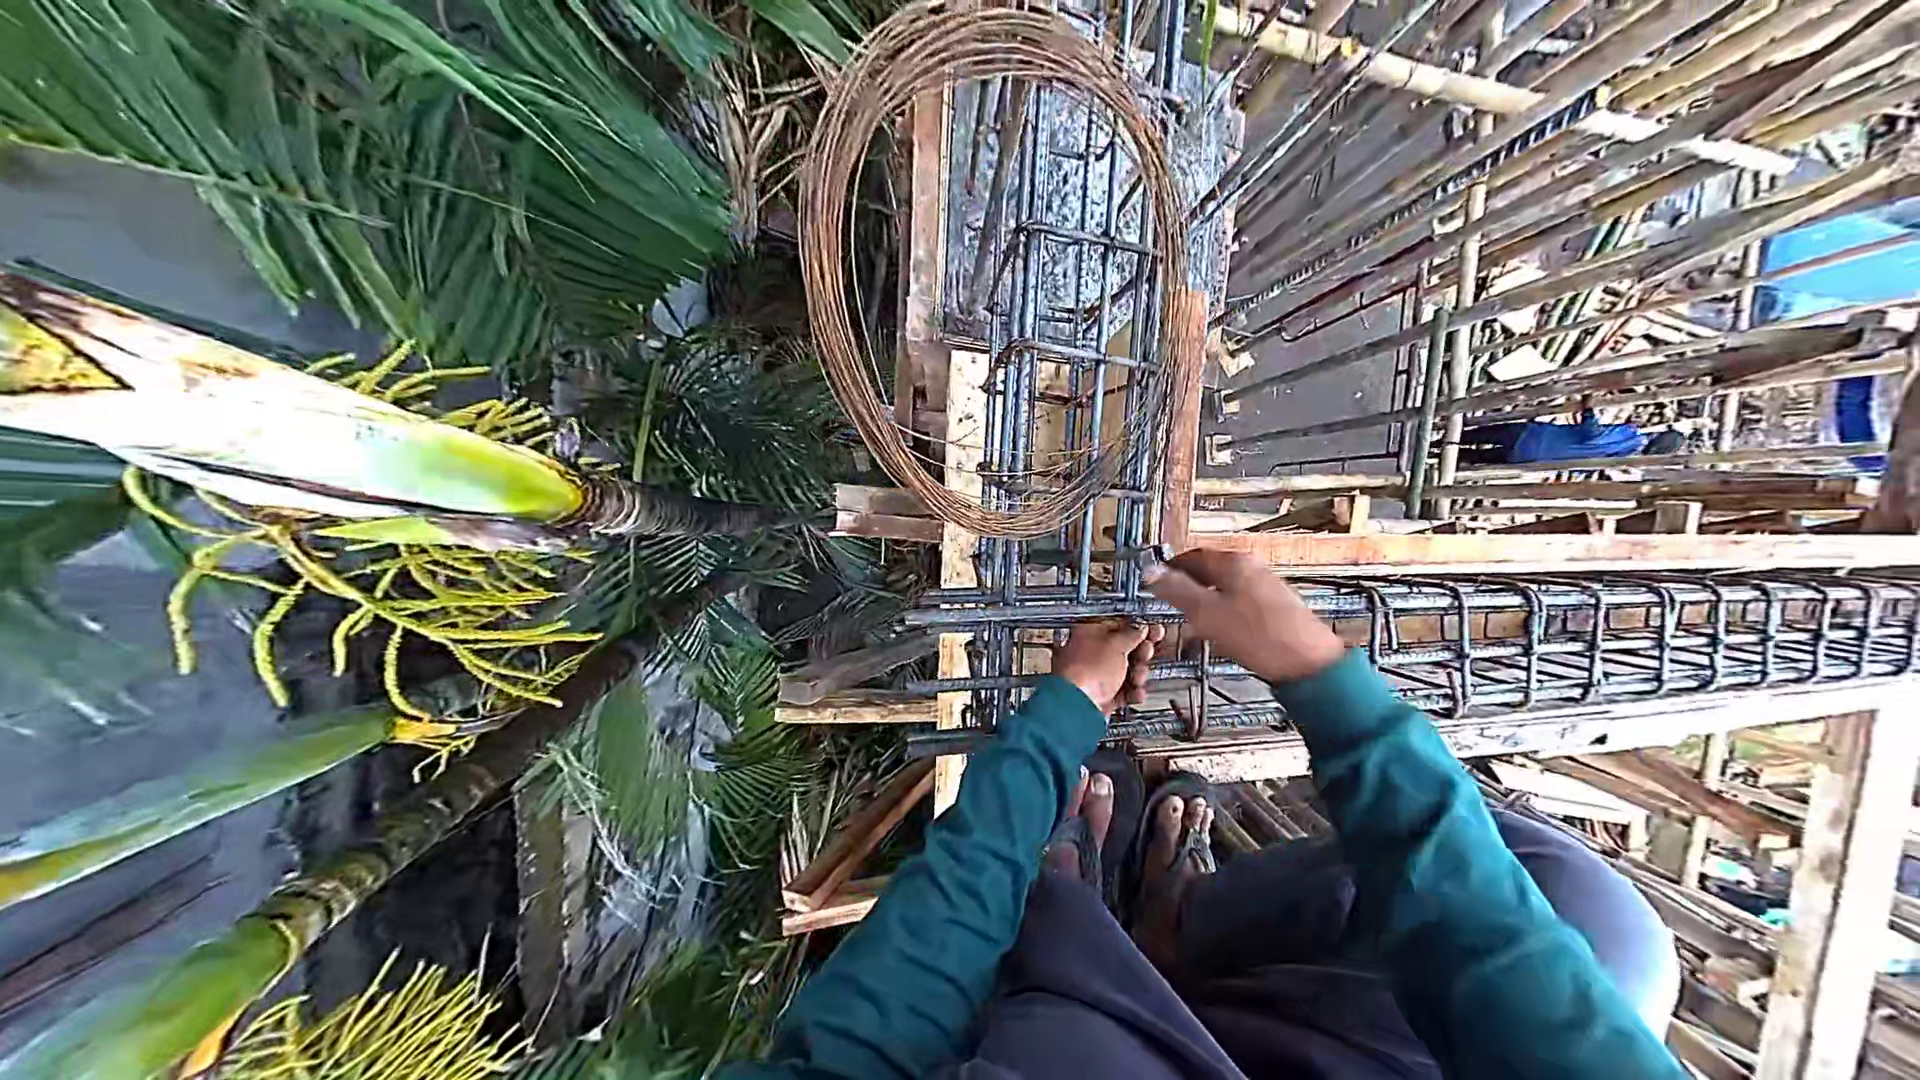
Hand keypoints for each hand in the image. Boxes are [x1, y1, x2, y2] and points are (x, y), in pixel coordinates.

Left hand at [1054, 620, 1163, 713]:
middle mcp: (1090, 653)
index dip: (1136, 627)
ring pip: (1127, 671)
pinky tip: (1136, 693)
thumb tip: (1140, 628)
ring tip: (1137, 677)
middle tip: (1147, 651)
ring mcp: (1096, 675)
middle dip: (1140, 652)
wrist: (1078, 705)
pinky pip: (1124, 691)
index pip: (1117, 625)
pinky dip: (1133, 692)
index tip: (1152, 630)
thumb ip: (1131, 635)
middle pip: (1124, 649)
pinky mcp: (1102, 695)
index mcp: (1088, 633)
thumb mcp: (1116, 646)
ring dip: (1138, 674)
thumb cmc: (1087, 671)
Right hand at [1144, 550, 1345, 683]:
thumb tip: (1152, 573)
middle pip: (1208, 569)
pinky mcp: (1275, 604)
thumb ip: (1177, 591)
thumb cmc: (1264, 638)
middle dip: (1187, 584)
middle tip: (1171, 601)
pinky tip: (1223, 629)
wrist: (1309, 664)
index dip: (1169, 568)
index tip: (1156, 581)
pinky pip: (1239, 599)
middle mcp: (1252, 568)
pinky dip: (1224, 609)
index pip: (1190, 555)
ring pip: (1223, 585)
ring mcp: (1266, 585)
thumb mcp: (1207, 614)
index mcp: (1234, 563)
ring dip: (1205, 598)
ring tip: (1195, 619)